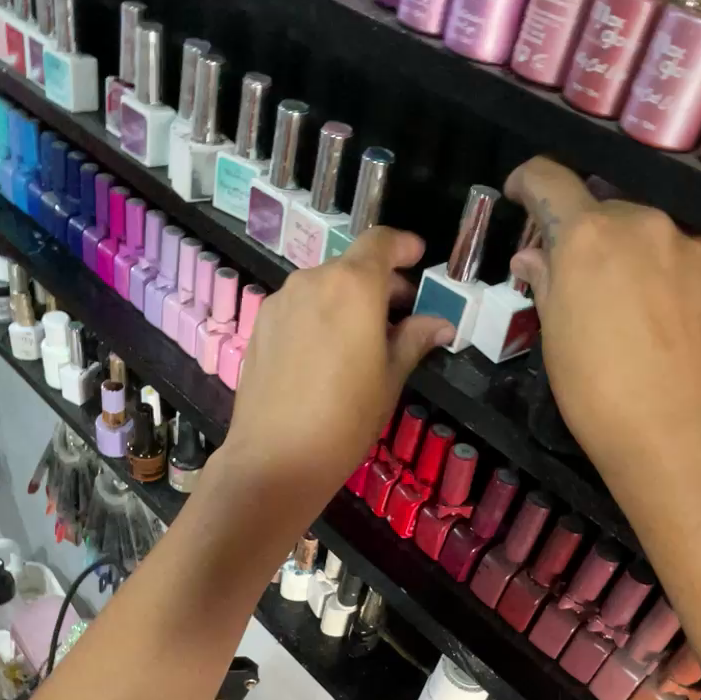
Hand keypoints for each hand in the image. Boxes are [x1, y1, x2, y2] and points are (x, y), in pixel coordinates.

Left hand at [219, 228, 453, 507]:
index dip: (402, 246)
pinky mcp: (260, 326)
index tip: (417, 257)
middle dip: (379, 284)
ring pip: (322, 288)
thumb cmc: (346, 418)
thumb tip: (440, 323)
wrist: (275, 457)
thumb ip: (413, 340)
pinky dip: (320, 316)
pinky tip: (328, 355)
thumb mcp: (390, 379)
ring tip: (364, 341)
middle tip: (401, 317)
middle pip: (351, 266)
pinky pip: (299, 308)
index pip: (380, 242)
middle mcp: (312, 281)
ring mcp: (280, 302)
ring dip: (347, 301)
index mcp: (352, 286)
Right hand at [505, 157, 700, 480]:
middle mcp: (642, 223)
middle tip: (579, 282)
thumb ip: (545, 281)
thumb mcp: (553, 335)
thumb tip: (534, 258)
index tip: (519, 194)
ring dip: (630, 256)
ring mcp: (690, 245)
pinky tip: (666, 320)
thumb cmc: (595, 390)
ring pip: (648, 235)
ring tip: (630, 308)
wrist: (676, 431)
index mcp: (587, 236)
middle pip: (603, 211)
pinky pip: (684, 259)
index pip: (550, 179)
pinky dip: (667, 276)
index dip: (528, 181)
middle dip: (585, 237)